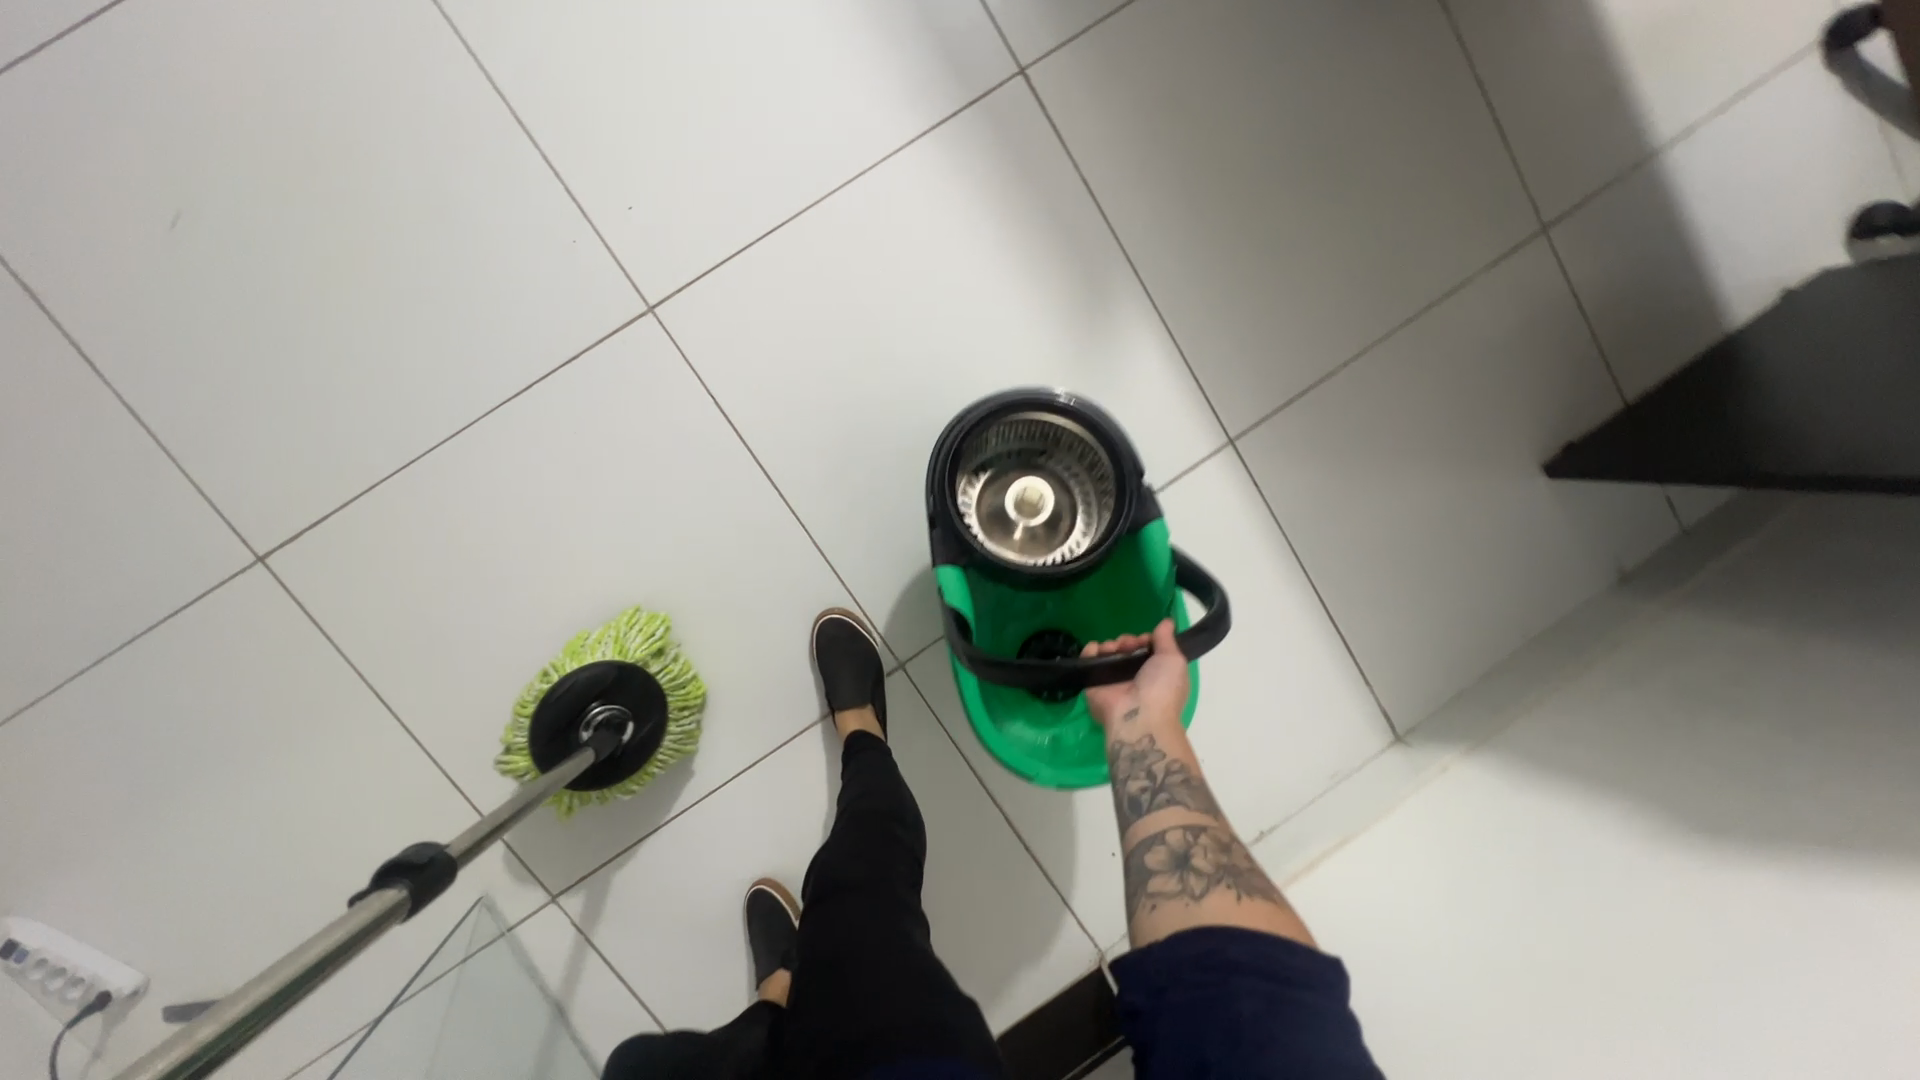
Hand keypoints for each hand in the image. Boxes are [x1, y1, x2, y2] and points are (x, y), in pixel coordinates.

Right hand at [1080, 619, 1189, 730]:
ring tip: (1114, 649)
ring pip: (1107, 652)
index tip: (1146, 639)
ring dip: (1110, 644)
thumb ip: (1167, 639)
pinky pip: (1088, 660)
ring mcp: (1111, 679)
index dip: (1145, 639)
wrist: (1139, 716)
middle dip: (1127, 640)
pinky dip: (1090, 650)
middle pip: (1124, 648)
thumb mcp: (1174, 660)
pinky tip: (1097, 648)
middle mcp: (1132, 676)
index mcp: (1154, 673)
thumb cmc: (1162, 688)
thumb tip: (1167, 622)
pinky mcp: (1092, 681)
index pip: (1145, 649)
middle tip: (1130, 645)